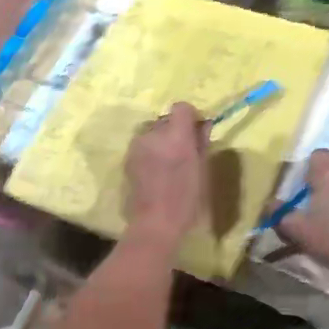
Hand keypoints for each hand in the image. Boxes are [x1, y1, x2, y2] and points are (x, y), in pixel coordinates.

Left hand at [124, 102, 208, 247]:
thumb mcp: (202, 168)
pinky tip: (155, 170)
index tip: (195, 130)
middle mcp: (152, 136)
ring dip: (160, 140)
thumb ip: (201, 142)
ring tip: (167, 161)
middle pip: (164, 120)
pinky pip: (141, 146)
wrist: (154, 221)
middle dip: (174, 129)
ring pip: (150, 132)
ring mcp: (136, 147)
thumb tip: (202, 124)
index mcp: (175, 136)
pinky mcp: (126, 159)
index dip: (189, 116)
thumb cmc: (186, 197)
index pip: (180, 107)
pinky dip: (149, 151)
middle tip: (183, 150)